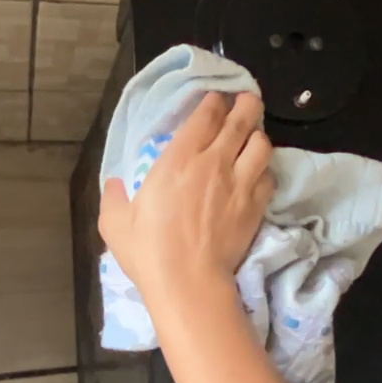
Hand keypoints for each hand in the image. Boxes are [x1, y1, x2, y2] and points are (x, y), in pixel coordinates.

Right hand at [100, 92, 274, 309]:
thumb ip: (112, 197)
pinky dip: (265, 169)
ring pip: (262, 144)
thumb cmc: (149, 250)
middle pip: (241, 120)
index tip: (216, 100)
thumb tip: (113, 183)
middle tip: (246, 101)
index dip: (214, 102)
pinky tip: (258, 172)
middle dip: (246, 105)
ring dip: (259, 135)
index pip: (206, 115)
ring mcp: (240, 183)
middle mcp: (214, 162)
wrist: (189, 282)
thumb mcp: (115, 223)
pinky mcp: (256, 206)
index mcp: (179, 158)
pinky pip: (269, 176)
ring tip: (254, 135)